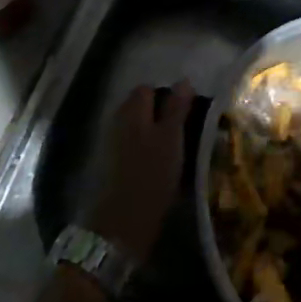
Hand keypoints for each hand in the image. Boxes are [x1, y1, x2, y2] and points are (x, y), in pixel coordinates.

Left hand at [84, 81, 193, 262]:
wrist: (125, 221)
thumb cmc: (152, 174)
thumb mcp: (171, 138)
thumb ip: (177, 108)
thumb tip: (184, 80)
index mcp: (133, 112)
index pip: (146, 90)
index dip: (165, 94)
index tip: (185, 107)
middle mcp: (120, 123)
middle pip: (138, 106)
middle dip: (159, 111)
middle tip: (183, 125)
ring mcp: (115, 145)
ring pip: (137, 126)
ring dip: (154, 130)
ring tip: (176, 144)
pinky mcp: (115, 166)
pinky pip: (134, 145)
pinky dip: (147, 147)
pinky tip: (162, 161)